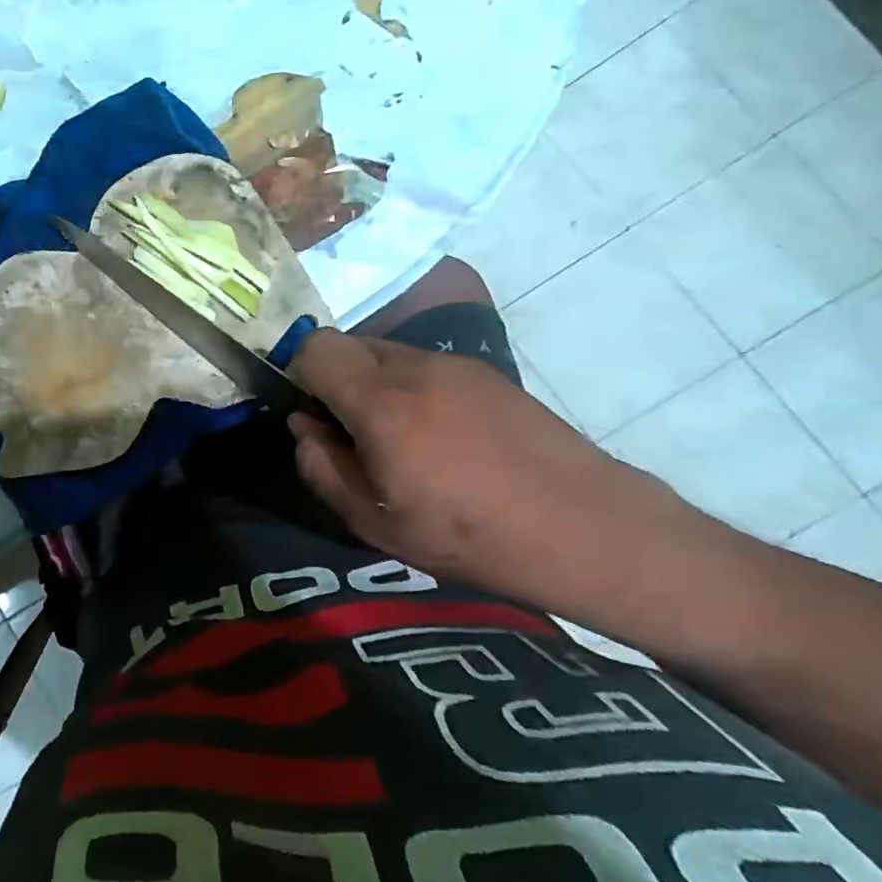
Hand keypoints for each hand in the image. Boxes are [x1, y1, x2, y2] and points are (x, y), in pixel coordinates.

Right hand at [286, 329, 713, 608]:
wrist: (582, 526)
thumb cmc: (468, 536)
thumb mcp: (376, 523)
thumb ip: (322, 468)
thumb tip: (303, 426)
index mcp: (382, 404)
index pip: (316, 348)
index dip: (299, 374)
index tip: (309, 413)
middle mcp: (416, 368)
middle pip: (351, 345)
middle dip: (336, 380)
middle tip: (353, 436)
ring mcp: (456, 364)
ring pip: (389, 354)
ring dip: (375, 385)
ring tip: (402, 443)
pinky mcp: (487, 372)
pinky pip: (425, 366)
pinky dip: (411, 389)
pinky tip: (441, 438)